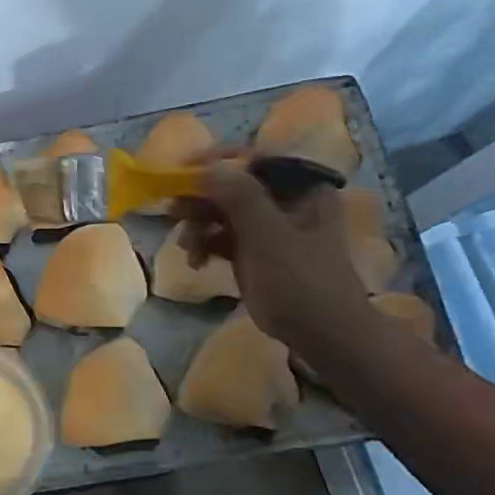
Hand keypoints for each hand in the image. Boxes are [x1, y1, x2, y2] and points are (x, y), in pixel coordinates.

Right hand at [179, 158, 375, 348]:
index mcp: (302, 186)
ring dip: (200, 225)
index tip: (180, 170)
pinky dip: (207, 246)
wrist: (324, 335)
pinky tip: (195, 263)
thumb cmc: (300, 282)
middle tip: (171, 211)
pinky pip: (225, 239)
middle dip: (201, 199)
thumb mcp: (269, 235)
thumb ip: (238, 196)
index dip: (216, 161)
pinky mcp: (258, 255)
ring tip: (184, 246)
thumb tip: (205, 167)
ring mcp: (272, 230)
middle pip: (235, 186)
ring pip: (226, 214)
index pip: (254, 159)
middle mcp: (287, 201)